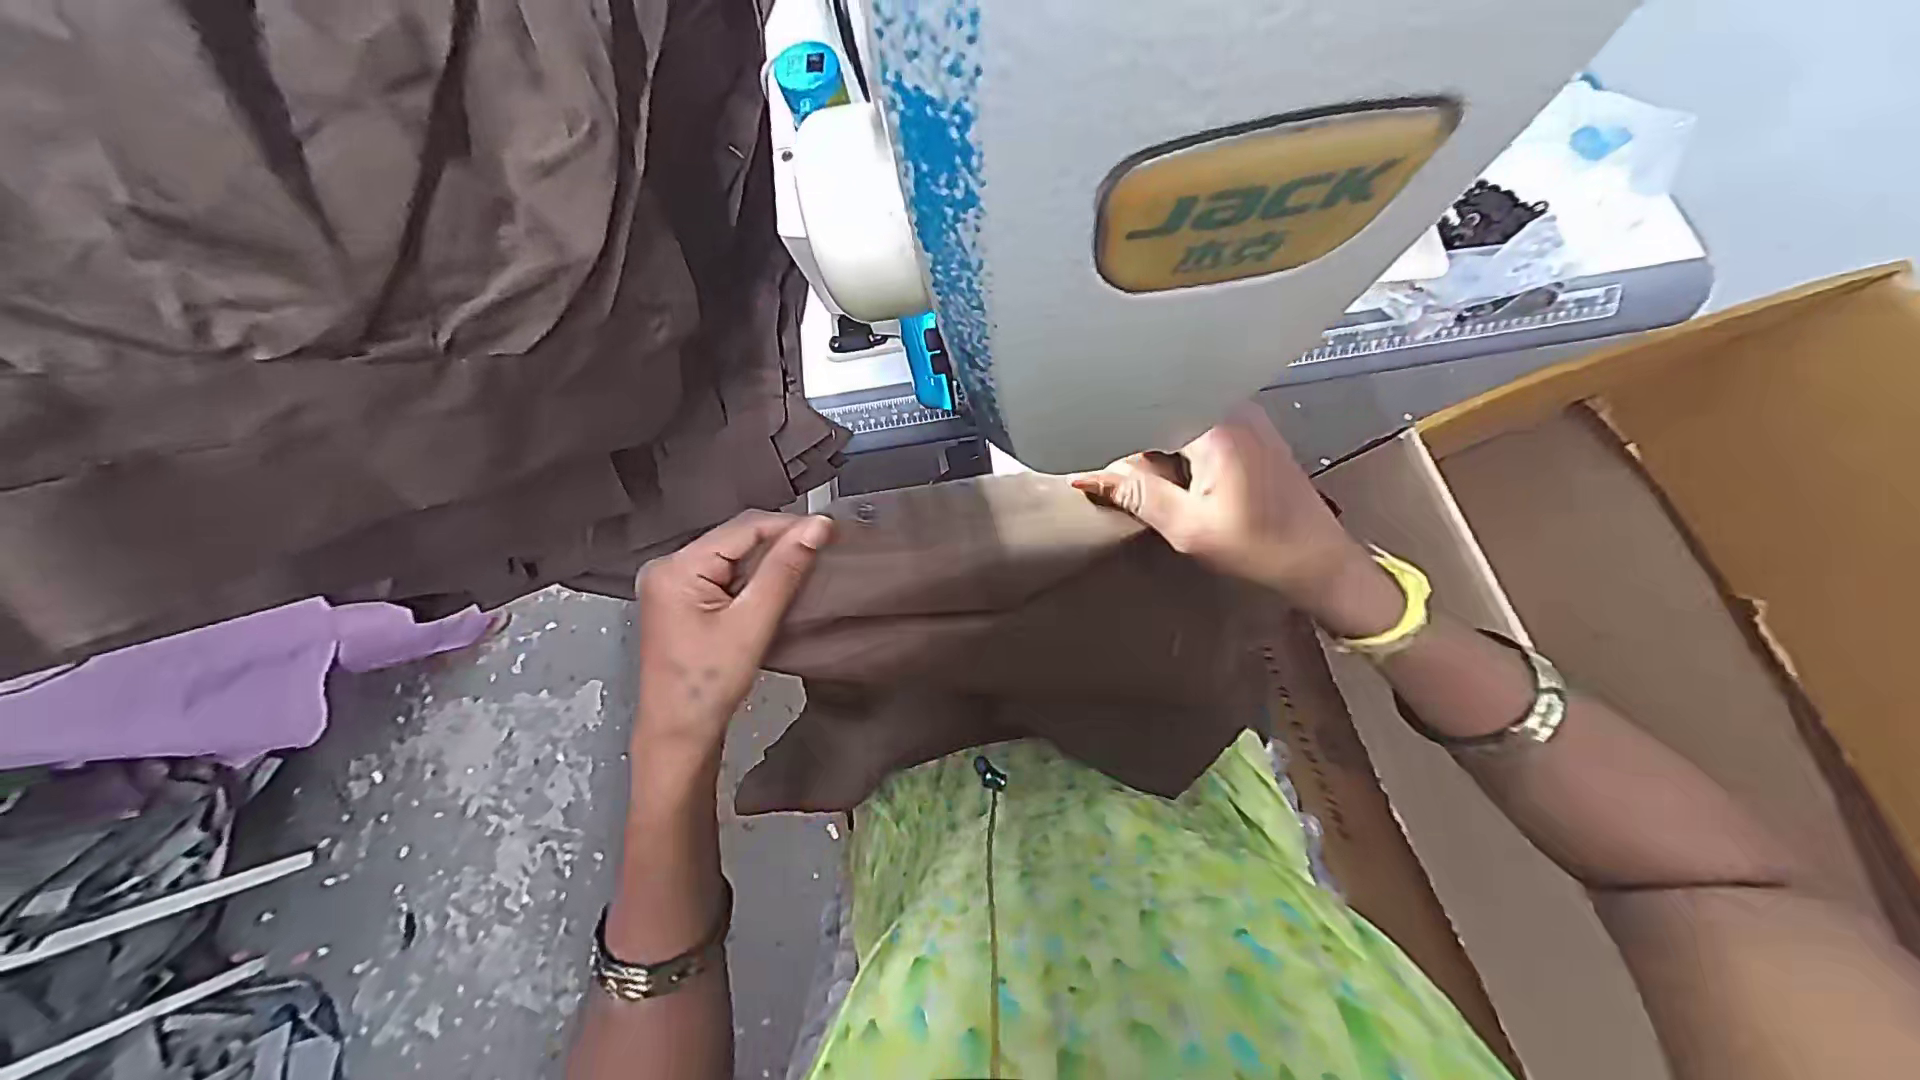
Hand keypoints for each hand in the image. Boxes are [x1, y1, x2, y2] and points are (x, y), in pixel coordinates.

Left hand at [632, 510, 833, 772]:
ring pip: (734, 554)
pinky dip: (755, 576)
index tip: (828, 531)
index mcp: (676, 568)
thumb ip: (784, 569)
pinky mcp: (684, 599)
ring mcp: (673, 583)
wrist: (679, 732)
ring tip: (807, 564)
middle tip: (823, 547)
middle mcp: (668, 568)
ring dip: (769, 560)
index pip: (743, 528)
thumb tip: (815, 527)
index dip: (789, 526)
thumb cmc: (706, 687)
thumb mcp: (752, 623)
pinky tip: (778, 585)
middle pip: (737, 537)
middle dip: (780, 541)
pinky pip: (726, 572)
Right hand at [1071, 403, 1395, 633]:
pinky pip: (1200, 430)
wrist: (1320, 563)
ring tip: (1141, 475)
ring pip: (1180, 420)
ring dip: (1158, 447)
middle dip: (1135, 439)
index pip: (1148, 407)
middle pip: (1163, 410)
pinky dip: (1179, 451)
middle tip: (1111, 467)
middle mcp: (1235, 410)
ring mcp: (1247, 420)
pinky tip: (1172, 477)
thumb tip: (1087, 477)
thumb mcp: (1186, 526)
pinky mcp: (1251, 436)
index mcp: (1218, 425)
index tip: (1091, 445)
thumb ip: (1135, 495)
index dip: (1116, 427)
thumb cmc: (1260, 547)